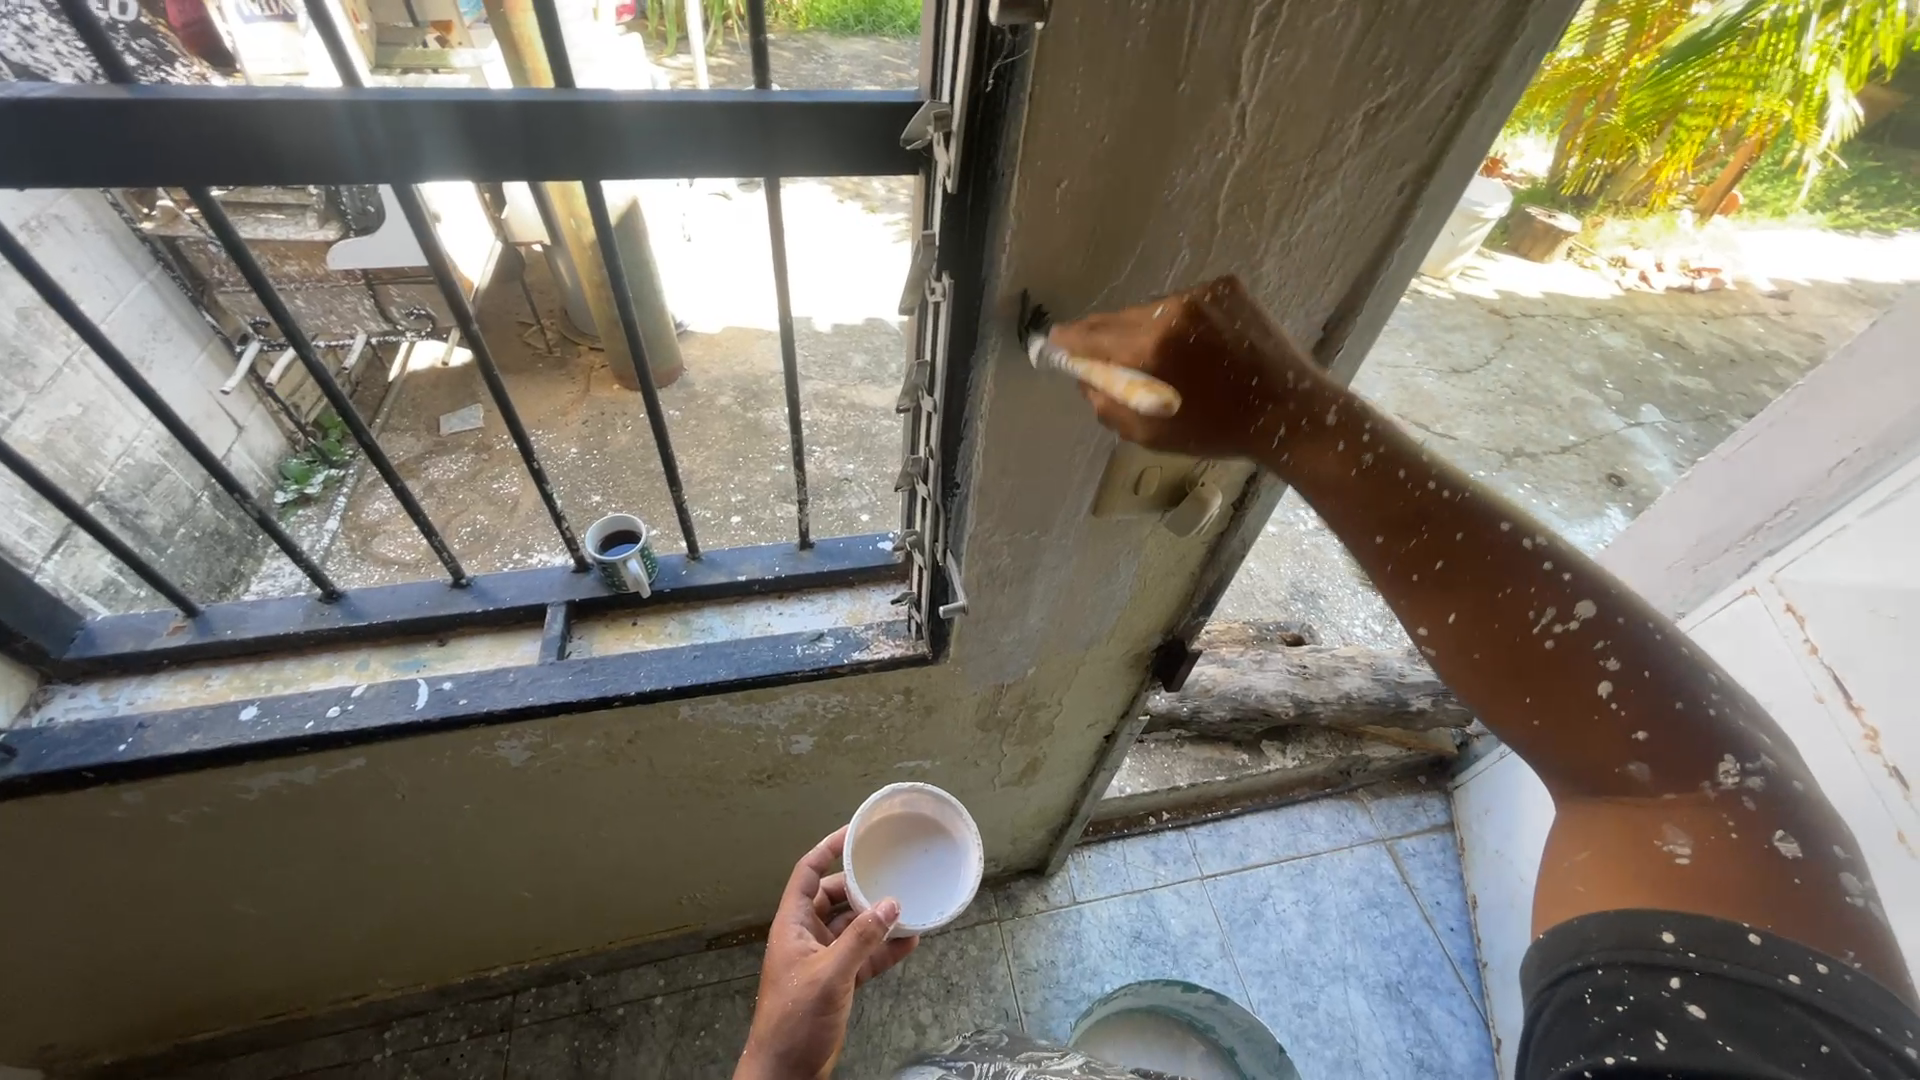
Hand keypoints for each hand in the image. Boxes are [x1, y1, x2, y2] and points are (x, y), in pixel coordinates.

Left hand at [735, 827, 919, 1079]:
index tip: (854, 832)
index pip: (807, 873)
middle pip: (834, 897)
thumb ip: (861, 939)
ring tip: (908, 905)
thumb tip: (892, 903)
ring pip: (853, 927)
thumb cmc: (795, 1019)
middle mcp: (807, 936)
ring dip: (878, 919)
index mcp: (793, 924)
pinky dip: (884, 949)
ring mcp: (823, 959)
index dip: (827, 848)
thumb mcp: (829, 974)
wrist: (785, 1075)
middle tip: (890, 872)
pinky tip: (910, 942)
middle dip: (861, 886)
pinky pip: (864, 956)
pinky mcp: (838, 982)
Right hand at [1049, 274, 1326, 460]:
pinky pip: (1183, 304)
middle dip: (1104, 335)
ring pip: (1151, 310)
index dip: (1070, 340)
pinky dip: (1176, 321)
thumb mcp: (1150, 434)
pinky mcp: (1227, 288)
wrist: (1289, 411)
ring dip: (1143, 329)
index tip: (1054, 341)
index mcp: (1152, 347)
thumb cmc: (1217, 430)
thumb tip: (1085, 379)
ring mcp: (1203, 294)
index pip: (1094, 336)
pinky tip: (1188, 346)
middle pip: (1120, 318)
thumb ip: (1107, 404)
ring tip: (1152, 356)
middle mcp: (1174, 309)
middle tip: (1093, 350)